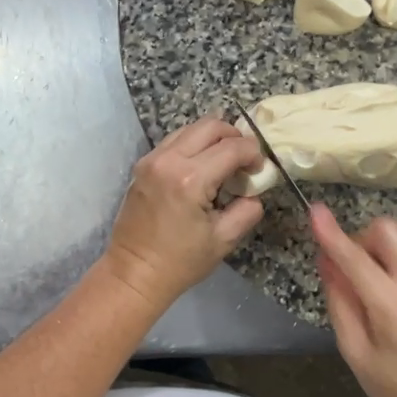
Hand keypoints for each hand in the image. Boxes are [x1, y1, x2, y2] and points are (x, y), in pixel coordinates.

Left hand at [100, 118, 264, 307]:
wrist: (135, 271)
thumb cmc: (181, 261)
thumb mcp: (224, 240)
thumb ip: (246, 209)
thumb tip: (254, 189)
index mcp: (190, 179)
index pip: (231, 148)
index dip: (252, 152)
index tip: (261, 167)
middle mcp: (169, 160)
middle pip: (209, 126)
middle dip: (233, 135)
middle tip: (246, 157)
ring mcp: (152, 158)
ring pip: (189, 128)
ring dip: (212, 137)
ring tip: (225, 160)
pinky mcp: (143, 164)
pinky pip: (173, 140)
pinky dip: (192, 143)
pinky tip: (202, 164)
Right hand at [311, 203, 396, 396]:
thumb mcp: (356, 353)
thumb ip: (339, 301)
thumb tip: (326, 258)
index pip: (357, 260)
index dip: (332, 233)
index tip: (315, 209)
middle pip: (388, 232)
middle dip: (362, 238)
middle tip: (351, 268)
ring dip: (378, 258)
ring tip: (372, 298)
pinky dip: (394, 273)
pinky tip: (394, 307)